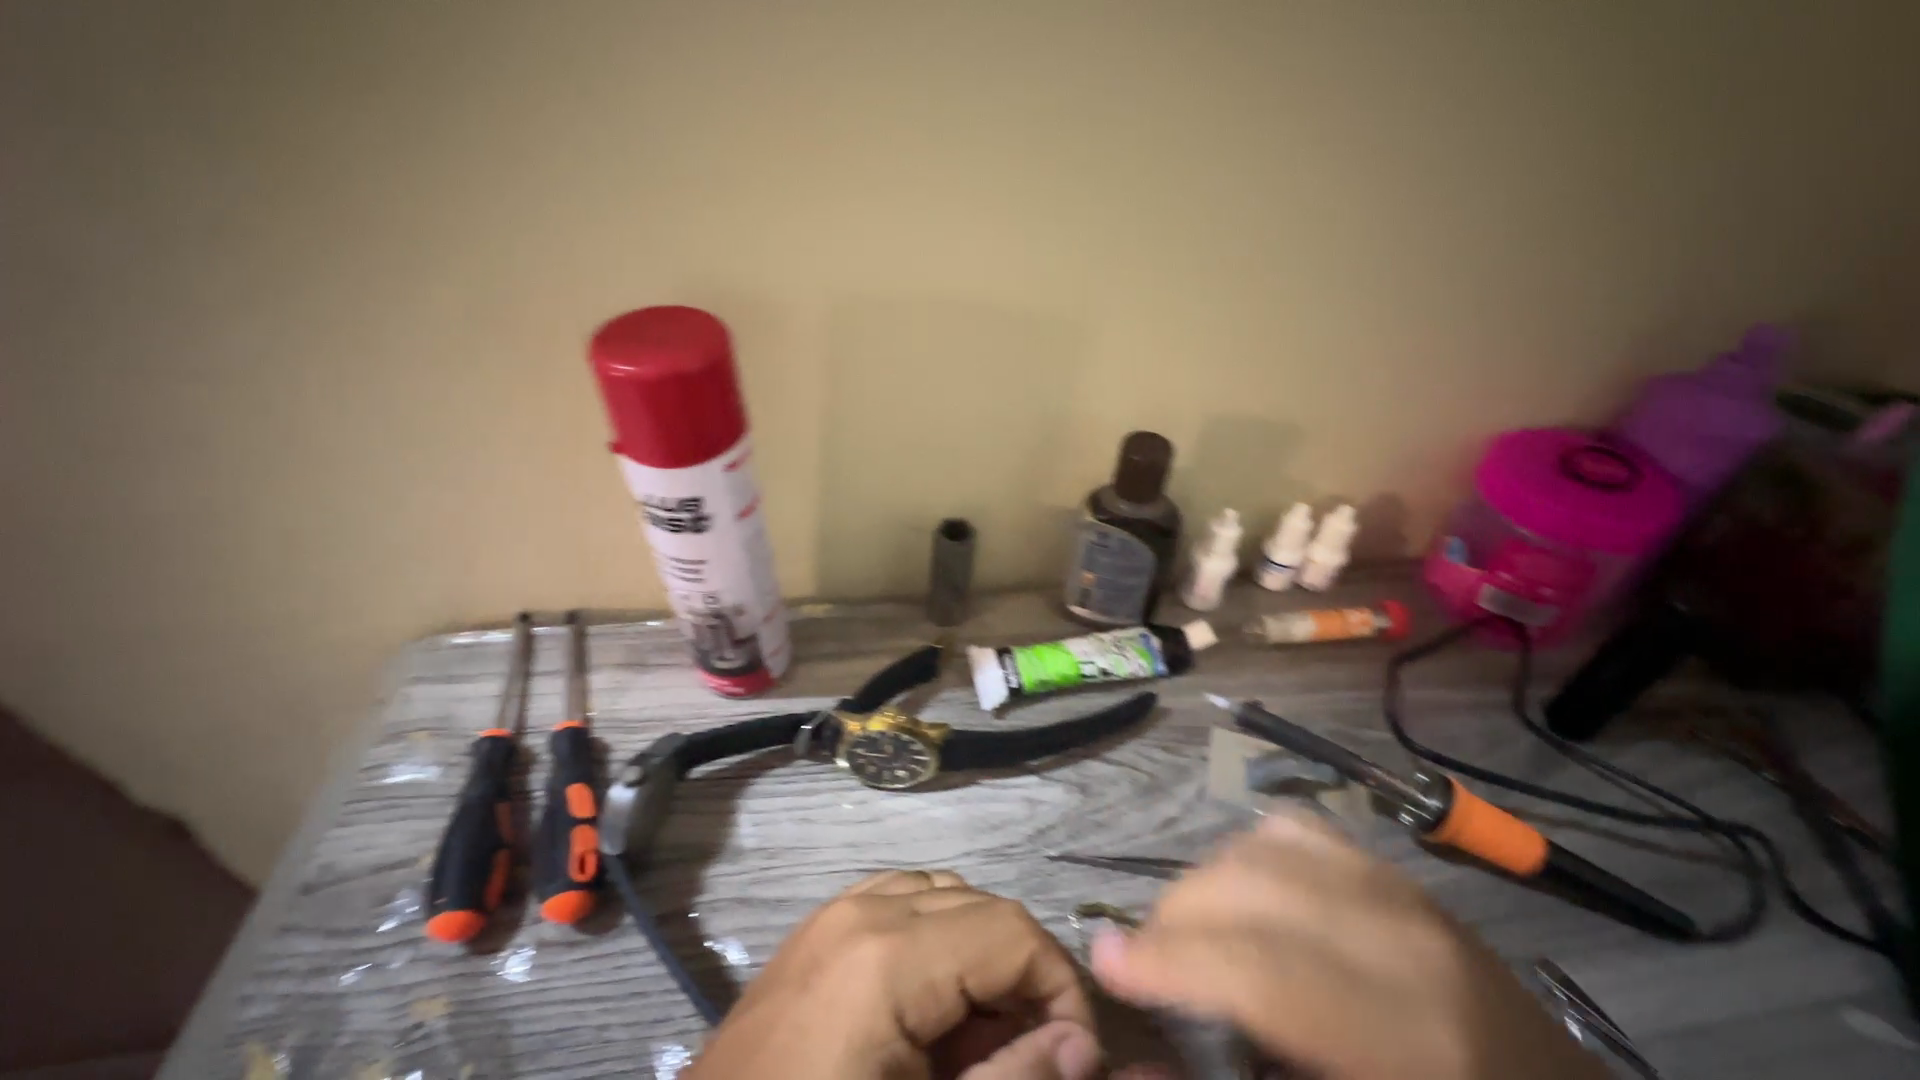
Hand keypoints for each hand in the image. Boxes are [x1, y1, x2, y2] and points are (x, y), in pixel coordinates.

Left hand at [688, 870, 1101, 1079]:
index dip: (1059, 989)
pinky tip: (930, 999)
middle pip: (983, 907)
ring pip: (945, 896)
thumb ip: (1012, 1078)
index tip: (1072, 1055)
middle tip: (1026, 1054)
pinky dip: (935, 937)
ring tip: (980, 1030)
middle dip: (1023, 975)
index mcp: (890, 954)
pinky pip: (898, 902)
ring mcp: (833, 912)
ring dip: (980, 953)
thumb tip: (1081, 1043)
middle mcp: (864, 909)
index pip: (1014, 933)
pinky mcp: (815, 928)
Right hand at [1090, 814, 1611, 1079]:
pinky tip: (1246, 895)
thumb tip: (1147, 1064)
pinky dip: (1256, 852)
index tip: (1104, 962)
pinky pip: (1312, 836)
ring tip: (1188, 932)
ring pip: (1273, 846)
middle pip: (1255, 887)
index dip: (1169, 960)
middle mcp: (1409, 945)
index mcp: (1408, 1035)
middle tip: (1142, 960)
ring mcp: (1413, 900)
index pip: (1260, 970)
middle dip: (1178, 916)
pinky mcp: (1411, 885)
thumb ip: (1252, 1078)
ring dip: (1210, 880)